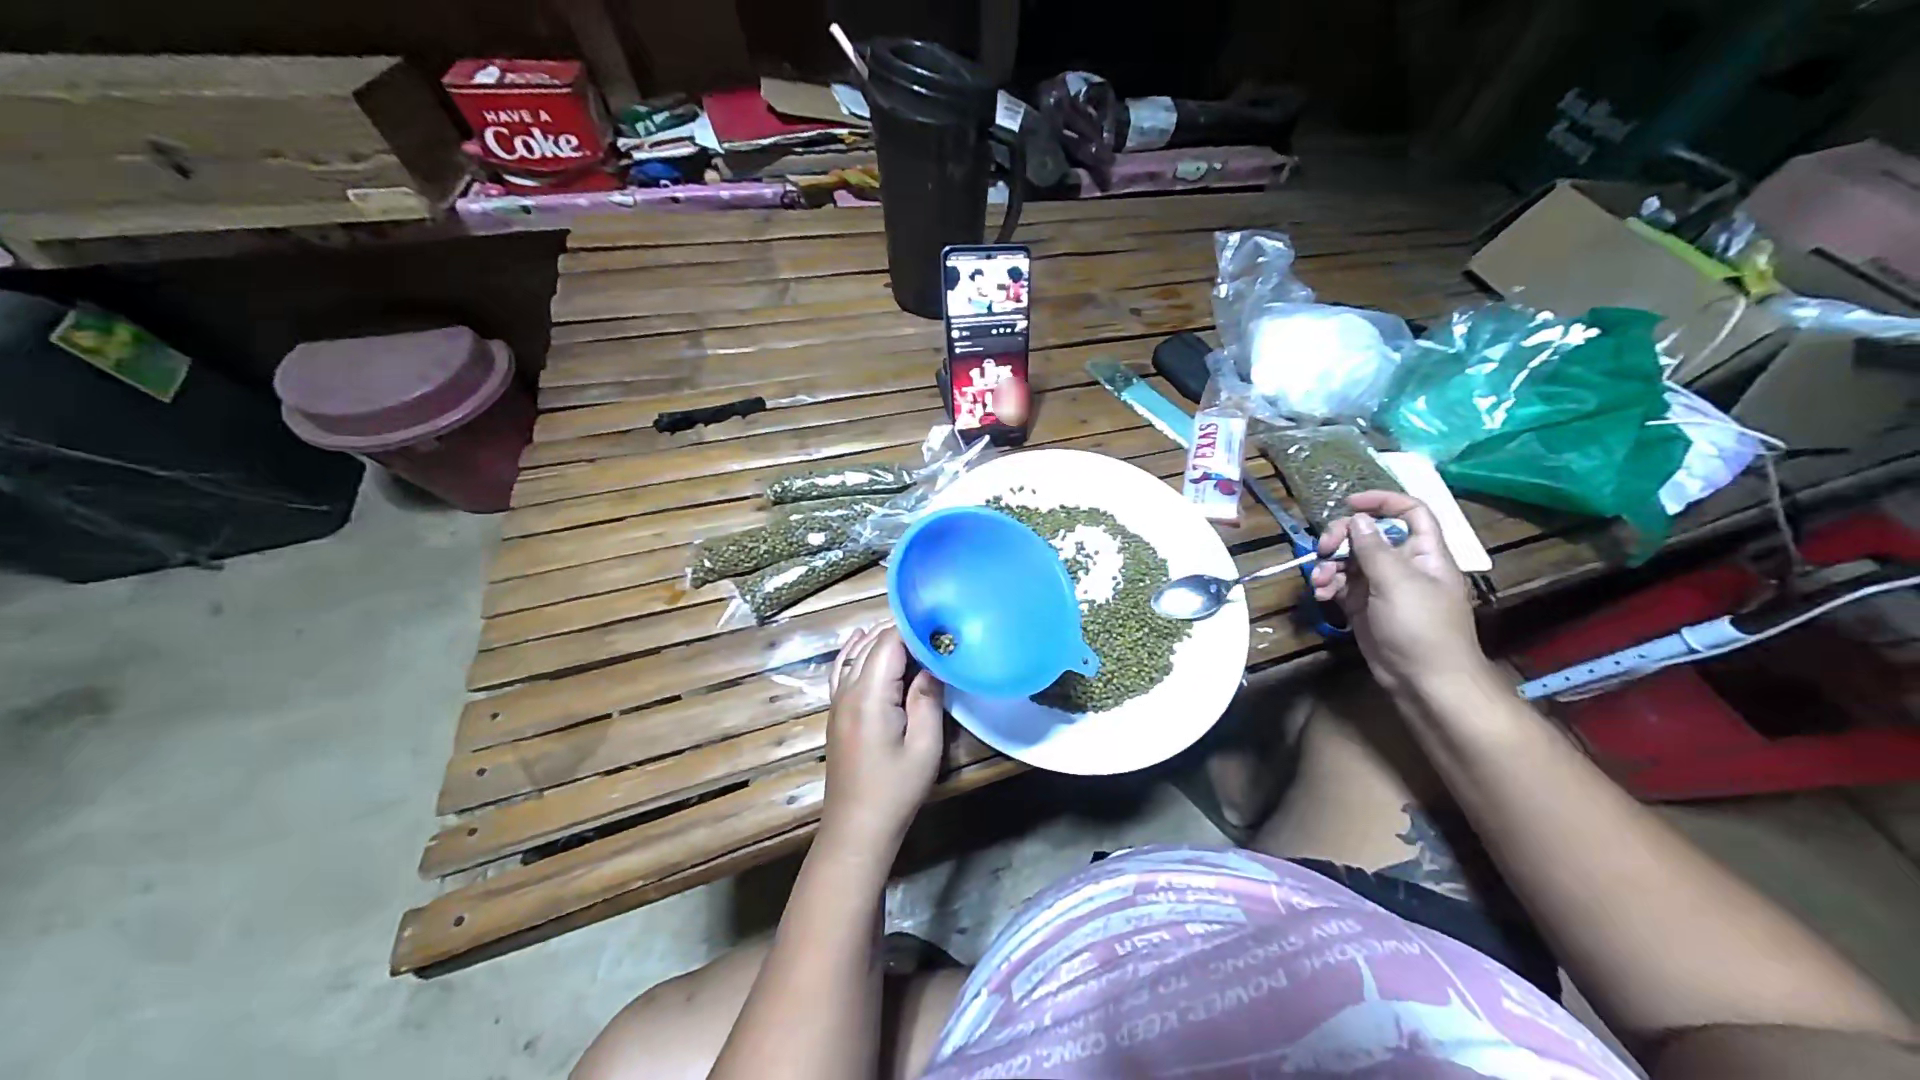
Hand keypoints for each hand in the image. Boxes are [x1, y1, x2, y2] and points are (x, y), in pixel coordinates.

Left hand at [819, 624, 945, 855]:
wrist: (857, 827)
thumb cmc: (896, 789)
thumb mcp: (924, 745)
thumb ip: (927, 698)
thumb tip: (933, 664)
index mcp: (869, 695)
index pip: (889, 643)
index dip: (914, 630)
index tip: (941, 628)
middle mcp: (848, 690)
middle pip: (872, 644)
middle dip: (902, 633)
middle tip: (935, 634)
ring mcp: (837, 700)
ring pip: (856, 653)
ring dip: (882, 640)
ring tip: (914, 637)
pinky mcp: (836, 711)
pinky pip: (842, 668)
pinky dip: (855, 650)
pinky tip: (861, 638)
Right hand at [1309, 491, 1487, 697]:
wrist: (1424, 681)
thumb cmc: (1421, 628)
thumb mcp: (1397, 583)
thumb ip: (1374, 549)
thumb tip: (1358, 520)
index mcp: (1424, 554)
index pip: (1410, 513)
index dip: (1383, 502)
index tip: (1350, 504)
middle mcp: (1403, 565)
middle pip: (1369, 535)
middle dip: (1342, 538)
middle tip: (1323, 549)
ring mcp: (1382, 586)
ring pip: (1349, 560)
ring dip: (1329, 566)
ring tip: (1319, 583)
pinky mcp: (1363, 606)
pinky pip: (1341, 585)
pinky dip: (1328, 586)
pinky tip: (1321, 596)